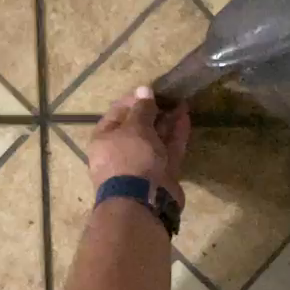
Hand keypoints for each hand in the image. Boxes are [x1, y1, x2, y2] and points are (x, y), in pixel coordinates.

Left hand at [88, 87, 190, 202]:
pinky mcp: (161, 174)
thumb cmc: (131, 158)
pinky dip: (176, 136)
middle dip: (154, 112)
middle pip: (138, 128)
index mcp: (104, 139)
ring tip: (181, 104)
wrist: (142, 200)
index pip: (117, 113)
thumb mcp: (135, 127)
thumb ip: (142, 108)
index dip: (134, 100)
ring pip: (155, 140)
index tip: (151, 91)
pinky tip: (185, 118)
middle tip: (170, 97)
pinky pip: (168, 151)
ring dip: (168, 122)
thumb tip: (144, 89)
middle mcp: (121, 152)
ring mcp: (141, 165)